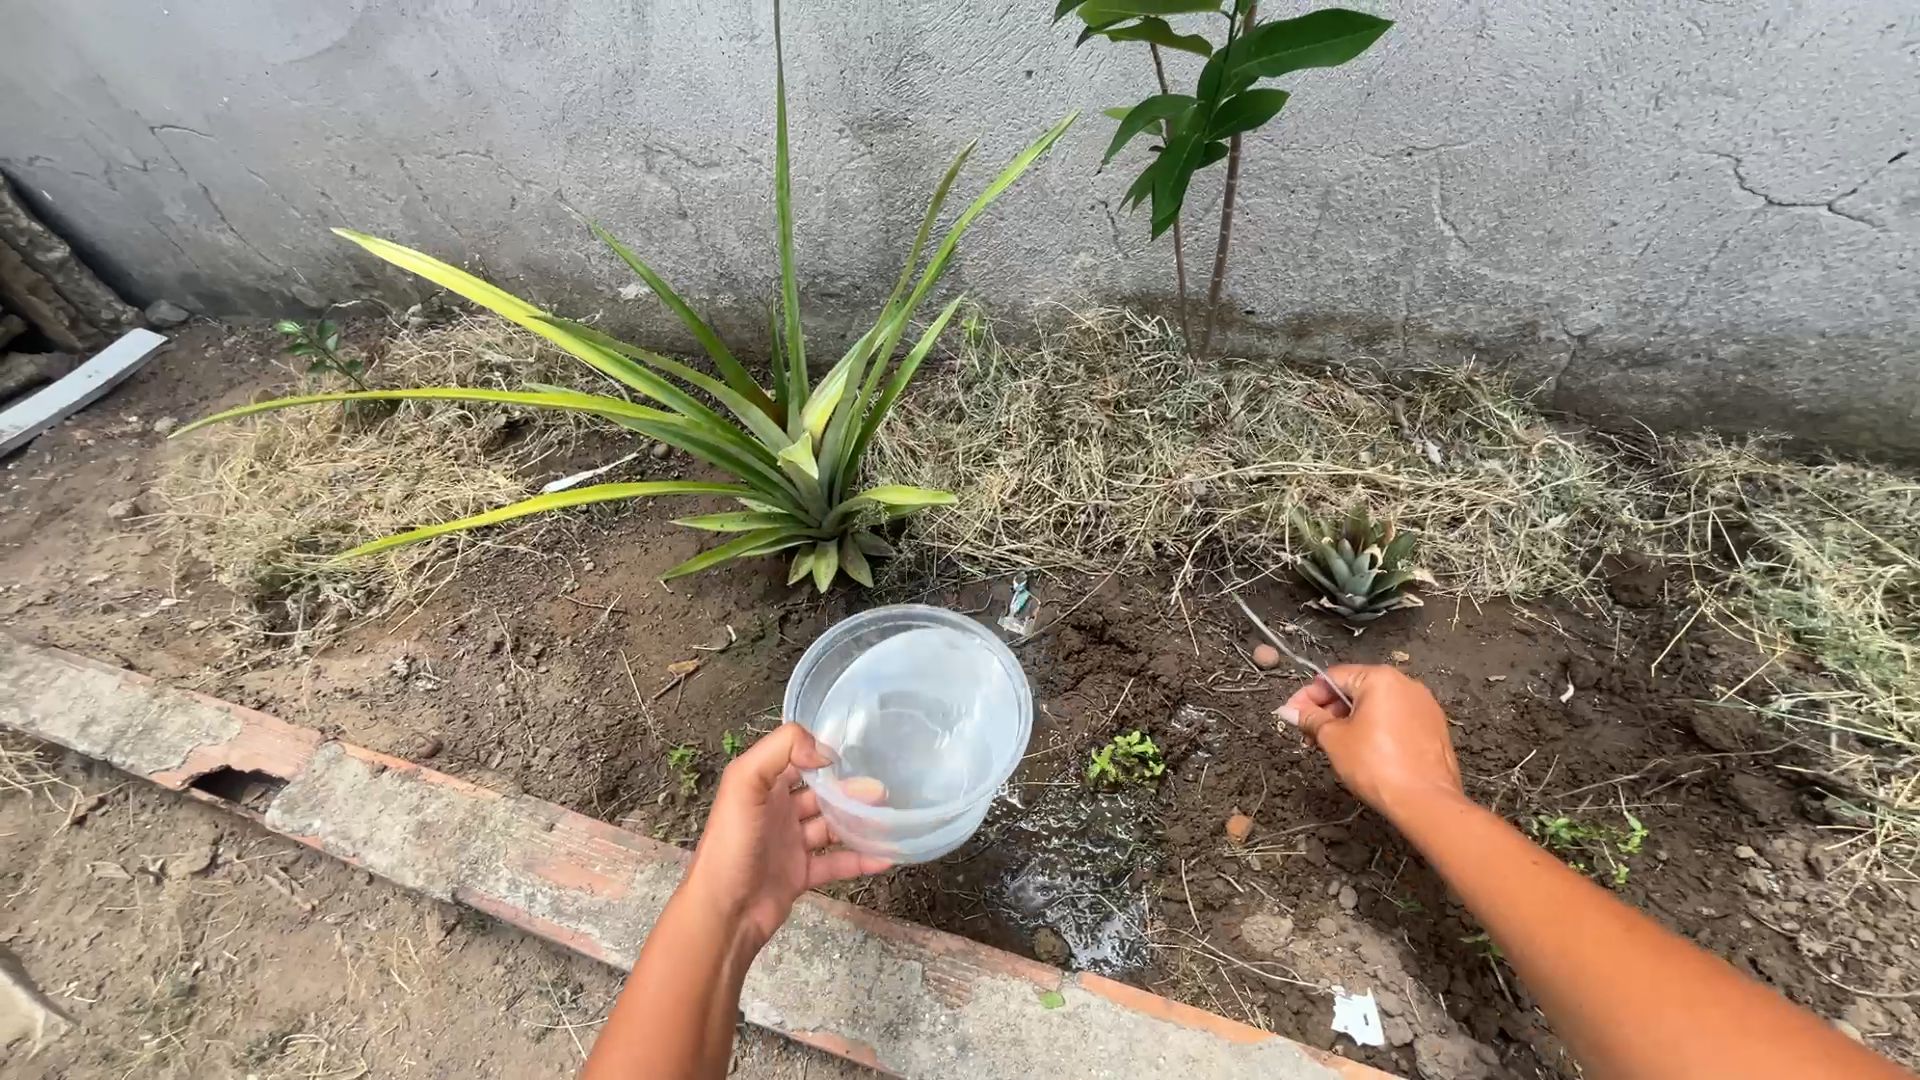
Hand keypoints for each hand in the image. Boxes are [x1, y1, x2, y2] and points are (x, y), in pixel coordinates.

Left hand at [684, 723, 890, 948]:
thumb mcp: (744, 783)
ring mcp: (790, 843)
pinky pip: (835, 862)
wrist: (722, 915)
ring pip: (832, 825)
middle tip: (881, 791)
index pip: (799, 759)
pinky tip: (885, 855)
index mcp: (763, 785)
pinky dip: (860, 859)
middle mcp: (778, 809)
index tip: (856, 757)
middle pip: (822, 792)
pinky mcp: (800, 874)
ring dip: (860, 821)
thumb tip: (825, 752)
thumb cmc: (732, 844)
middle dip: (851, 790)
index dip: (825, 755)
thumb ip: (780, 750)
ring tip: (890, 819)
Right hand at [1277, 664, 1463, 820]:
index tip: (1292, 714)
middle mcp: (1406, 684)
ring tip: (1331, 744)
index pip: (1332, 678)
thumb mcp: (1332, 738)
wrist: (1426, 803)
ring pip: (1374, 705)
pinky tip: (1358, 749)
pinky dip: (1372, 728)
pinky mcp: (1433, 728)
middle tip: (1308, 732)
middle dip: (1327, 710)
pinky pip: (1393, 719)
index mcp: (1380, 679)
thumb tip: (1291, 710)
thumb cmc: (1376, 765)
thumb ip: (1310, 718)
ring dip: (1348, 720)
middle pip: (1354, 689)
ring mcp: (1423, 706)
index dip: (1306, 696)